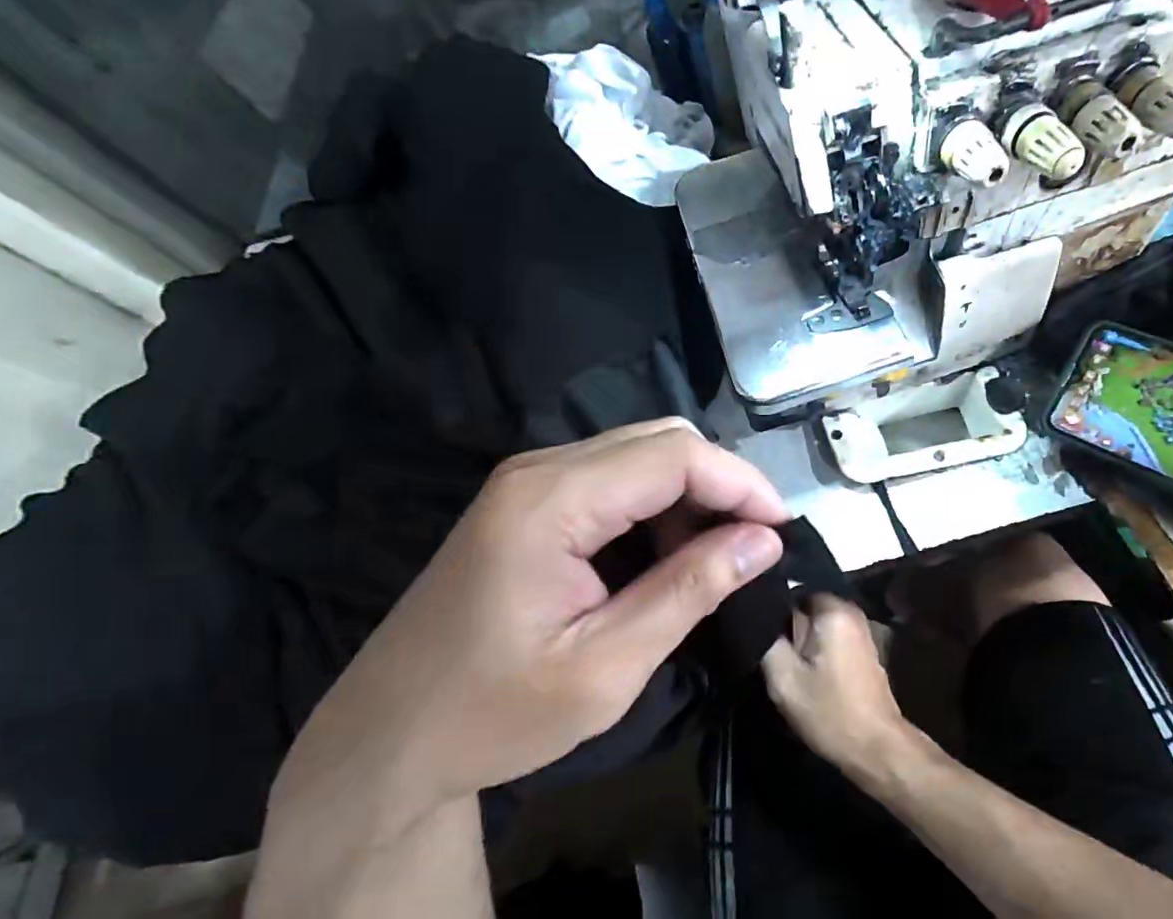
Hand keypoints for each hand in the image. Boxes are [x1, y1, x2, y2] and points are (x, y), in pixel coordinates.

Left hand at [268, 417, 787, 824]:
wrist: (391, 732)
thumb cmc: (495, 712)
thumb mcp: (606, 667)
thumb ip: (688, 591)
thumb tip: (764, 540)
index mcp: (552, 500)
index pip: (674, 454)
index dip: (740, 483)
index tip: (781, 532)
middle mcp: (540, 468)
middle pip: (659, 440)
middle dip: (720, 483)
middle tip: (753, 546)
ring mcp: (528, 478)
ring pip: (639, 451)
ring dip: (690, 492)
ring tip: (716, 555)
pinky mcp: (527, 497)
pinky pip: (611, 474)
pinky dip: (655, 501)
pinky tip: (666, 550)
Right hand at [763, 594, 909, 773]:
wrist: (877, 750)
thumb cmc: (830, 712)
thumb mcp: (783, 678)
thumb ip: (764, 638)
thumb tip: (755, 614)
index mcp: (832, 608)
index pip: (788, 590)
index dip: (769, 612)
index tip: (758, 635)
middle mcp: (850, 609)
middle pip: (801, 606)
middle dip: (784, 626)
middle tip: (770, 654)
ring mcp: (859, 629)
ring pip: (814, 623)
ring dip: (798, 640)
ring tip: (785, 665)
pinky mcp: (862, 648)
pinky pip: (827, 636)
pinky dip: (814, 649)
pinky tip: (805, 672)